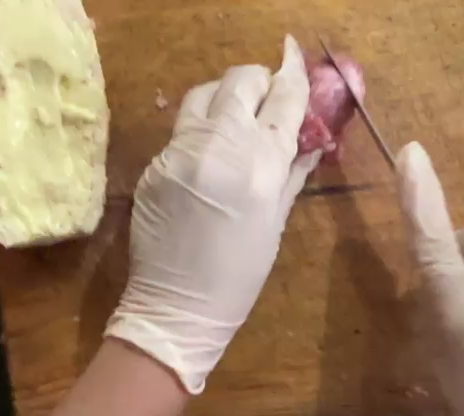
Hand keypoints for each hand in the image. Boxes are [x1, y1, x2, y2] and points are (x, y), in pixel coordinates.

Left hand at [106, 36, 320, 393]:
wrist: (176, 310)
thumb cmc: (236, 280)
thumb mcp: (274, 226)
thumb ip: (291, 173)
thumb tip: (309, 136)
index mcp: (260, 167)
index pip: (283, 97)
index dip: (294, 73)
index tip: (295, 57)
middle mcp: (219, 148)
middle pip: (241, 81)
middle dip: (257, 85)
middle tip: (263, 103)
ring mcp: (180, 153)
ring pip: (205, 95)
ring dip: (224, 100)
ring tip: (232, 124)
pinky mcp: (154, 165)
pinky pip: (181, 131)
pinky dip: (199, 134)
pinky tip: (205, 161)